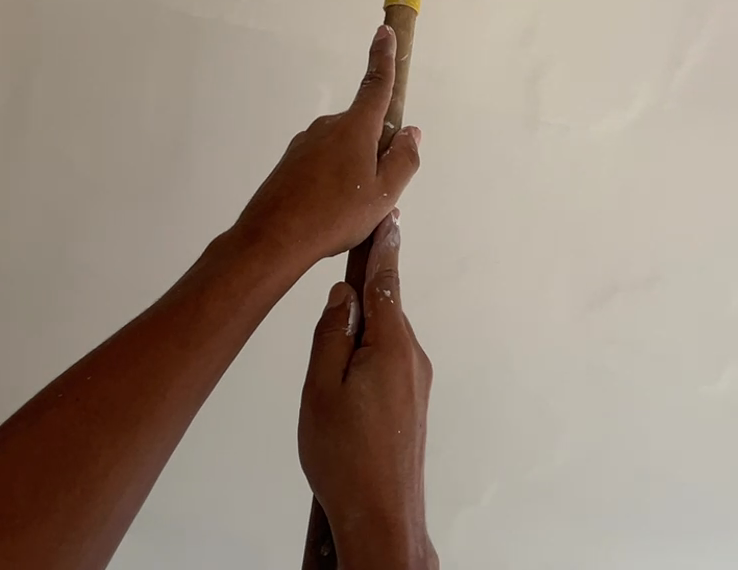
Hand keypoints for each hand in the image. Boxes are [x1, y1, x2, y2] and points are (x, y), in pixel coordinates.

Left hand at [231, 26, 421, 270]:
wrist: (273, 237)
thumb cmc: (335, 215)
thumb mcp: (384, 194)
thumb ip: (404, 160)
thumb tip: (411, 132)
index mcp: (355, 128)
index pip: (376, 84)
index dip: (384, 58)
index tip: (384, 32)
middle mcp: (329, 127)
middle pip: (363, 127)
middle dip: (376, 150)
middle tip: (378, 192)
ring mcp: (306, 143)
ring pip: (342, 149)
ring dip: (353, 170)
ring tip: (351, 211)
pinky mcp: (290, 162)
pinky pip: (322, 164)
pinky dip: (332, 180)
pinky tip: (329, 212)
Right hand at [299, 217, 436, 569]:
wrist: (381, 517)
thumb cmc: (345, 458)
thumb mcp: (321, 388)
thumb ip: (331, 333)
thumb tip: (344, 295)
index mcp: (390, 347)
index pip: (387, 283)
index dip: (384, 249)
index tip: (390, 220)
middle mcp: (412, 358)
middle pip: (384, 310)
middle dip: (363, 296)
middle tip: (341, 288)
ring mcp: (416, 381)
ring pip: (384, 338)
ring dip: (362, 332)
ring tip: (333, 355)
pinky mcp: (413, 400)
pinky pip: (390, 359)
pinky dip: (370, 352)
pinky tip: (348, 380)